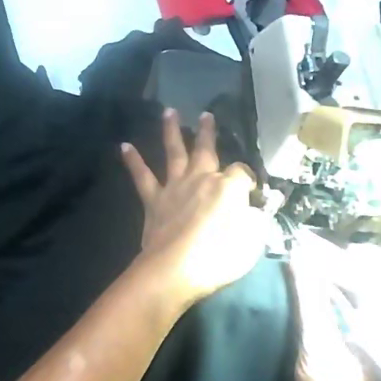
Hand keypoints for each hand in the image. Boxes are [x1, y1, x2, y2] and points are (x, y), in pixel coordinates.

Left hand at [119, 109, 262, 306]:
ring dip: (171, 131)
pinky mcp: (154, 199)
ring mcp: (175, 187)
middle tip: (206, 115)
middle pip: (206, 150)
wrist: (176, 268)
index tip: (251, 191)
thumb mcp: (253, 241)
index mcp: (228, 188)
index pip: (242, 174)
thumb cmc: (219, 257)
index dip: (248, 181)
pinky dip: (133, 161)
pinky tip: (124, 146)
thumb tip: (255, 211)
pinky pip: (142, 176)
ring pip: (174, 152)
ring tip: (168, 112)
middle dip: (207, 132)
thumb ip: (256, 221)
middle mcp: (201, 179)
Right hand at [288, 249, 380, 380]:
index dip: (333, 255)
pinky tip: (317, 288)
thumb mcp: (314, 349)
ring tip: (305, 265)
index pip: (366, 274)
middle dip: (336, 259)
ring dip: (338, 273)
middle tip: (302, 251)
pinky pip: (364, 304)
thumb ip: (310, 300)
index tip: (301, 244)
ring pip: (369, 289)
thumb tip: (301, 256)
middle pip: (372, 278)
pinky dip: (341, 290)